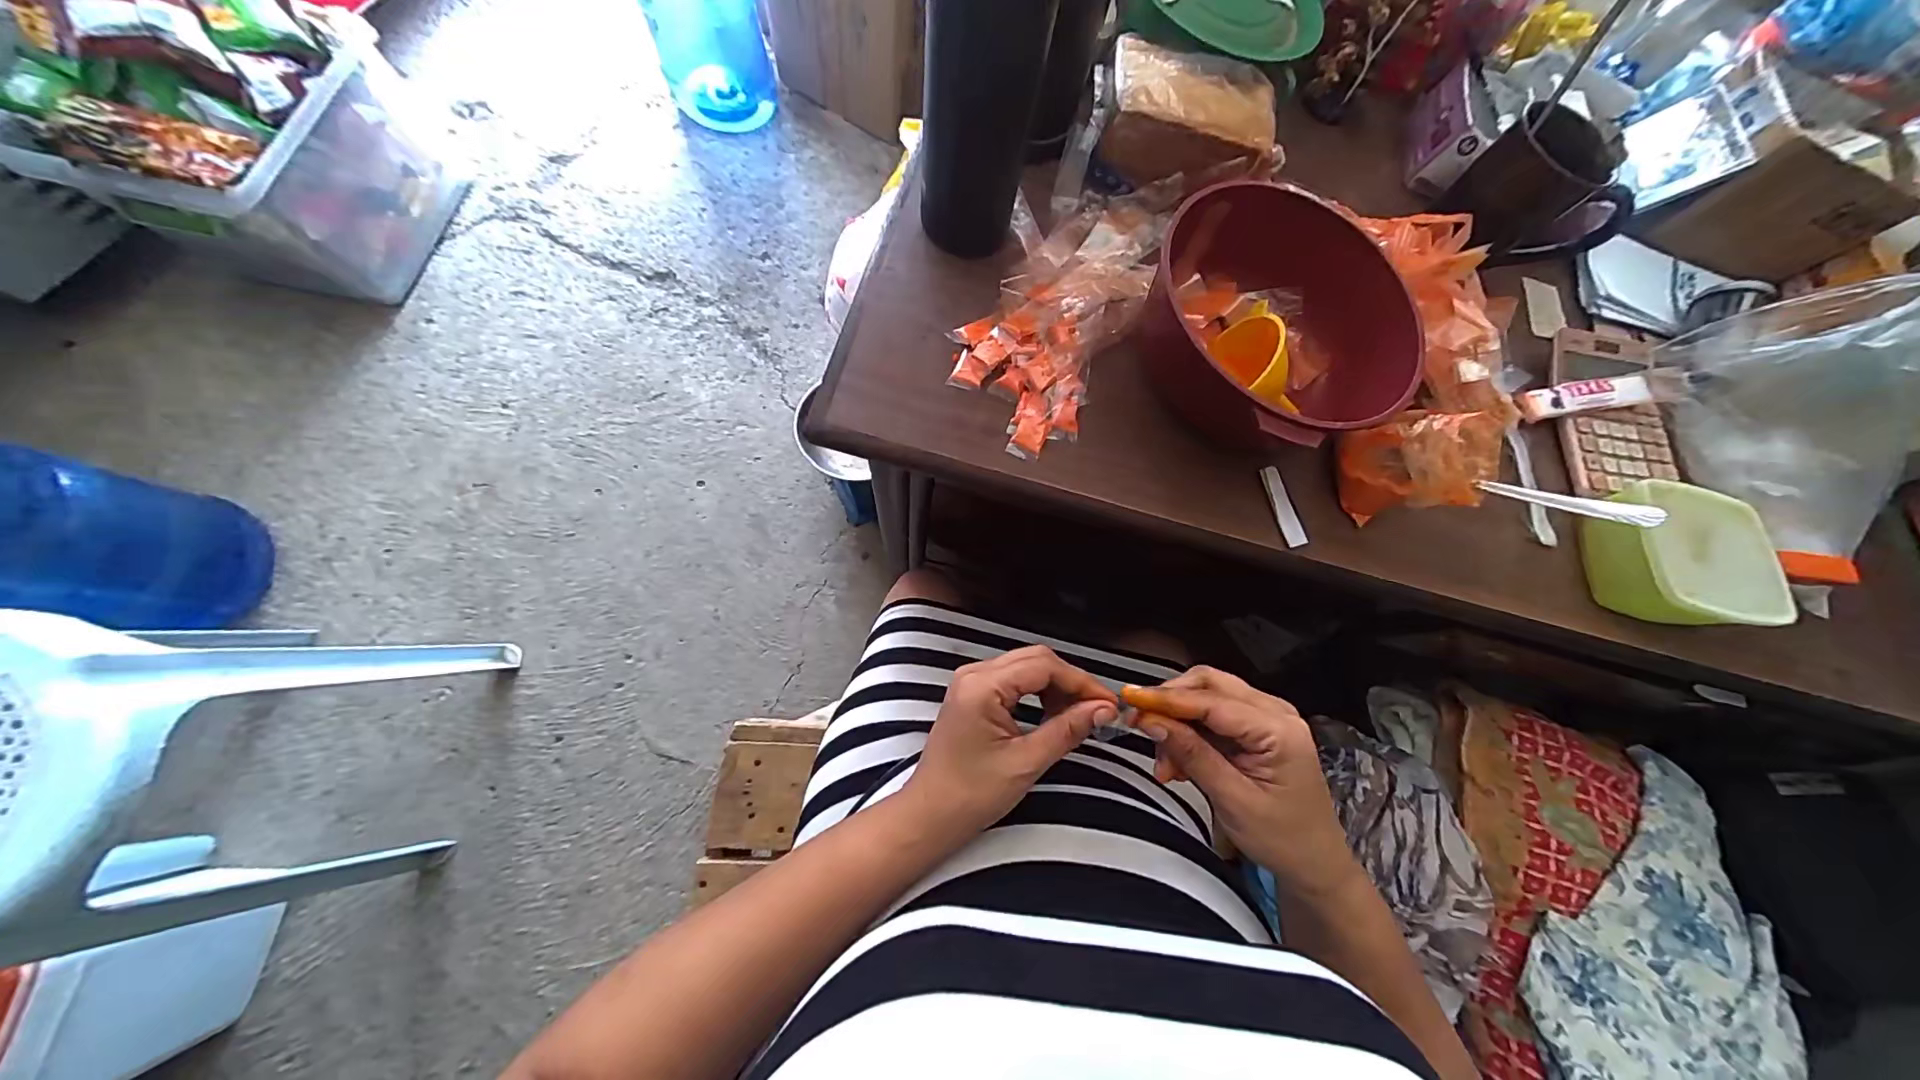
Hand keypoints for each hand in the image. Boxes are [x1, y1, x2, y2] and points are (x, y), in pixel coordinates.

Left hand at [900, 645, 1117, 839]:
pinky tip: (1052, 715)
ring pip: (1027, 667)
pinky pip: (1014, 680)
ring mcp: (971, 682)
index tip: (1108, 704)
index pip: (1044, 666)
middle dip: (1071, 682)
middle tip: (1098, 710)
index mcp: (982, 686)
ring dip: (1056, 687)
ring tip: (1076, 717)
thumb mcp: (1026, 762)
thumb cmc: (970, 794)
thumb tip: (1102, 710)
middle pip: (1036, 659)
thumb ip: (1067, 730)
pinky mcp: (973, 694)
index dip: (1081, 682)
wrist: (931, 814)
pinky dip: (1038, 693)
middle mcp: (974, 674)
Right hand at [1125, 667, 1357, 897]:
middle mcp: (1276, 713)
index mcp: (1279, 730)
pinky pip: (1213, 714)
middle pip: (1209, 684)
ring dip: (1178, 720)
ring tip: (1166, 762)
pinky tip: (1180, 760)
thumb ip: (1192, 754)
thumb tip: (1152, 721)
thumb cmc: (1284, 838)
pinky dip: (1190, 730)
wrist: (1314, 862)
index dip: (1166, 698)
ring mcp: (1268, 718)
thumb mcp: (1232, 799)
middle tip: (1143, 726)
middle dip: (1170, 703)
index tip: (1131, 699)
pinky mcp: (1257, 728)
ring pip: (1207, 696)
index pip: (1211, 700)